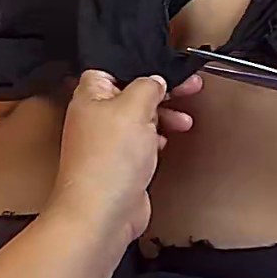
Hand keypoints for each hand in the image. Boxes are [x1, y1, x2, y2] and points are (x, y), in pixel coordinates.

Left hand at [48, 71, 200, 242]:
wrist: (104, 212)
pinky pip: (143, 142)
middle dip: (161, 91)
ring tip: (183, 119)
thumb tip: (156, 80)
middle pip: (132, 92)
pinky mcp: (121, 163)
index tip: (166, 68)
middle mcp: (96, 117)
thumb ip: (148, 86)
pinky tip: (167, 141)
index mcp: (90, 96)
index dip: (141, 65)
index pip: (114, 67)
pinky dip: (158, 138)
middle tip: (186, 87)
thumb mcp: (134, 108)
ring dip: (164, 116)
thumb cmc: (106, 164)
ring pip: (140, 118)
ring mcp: (108, 142)